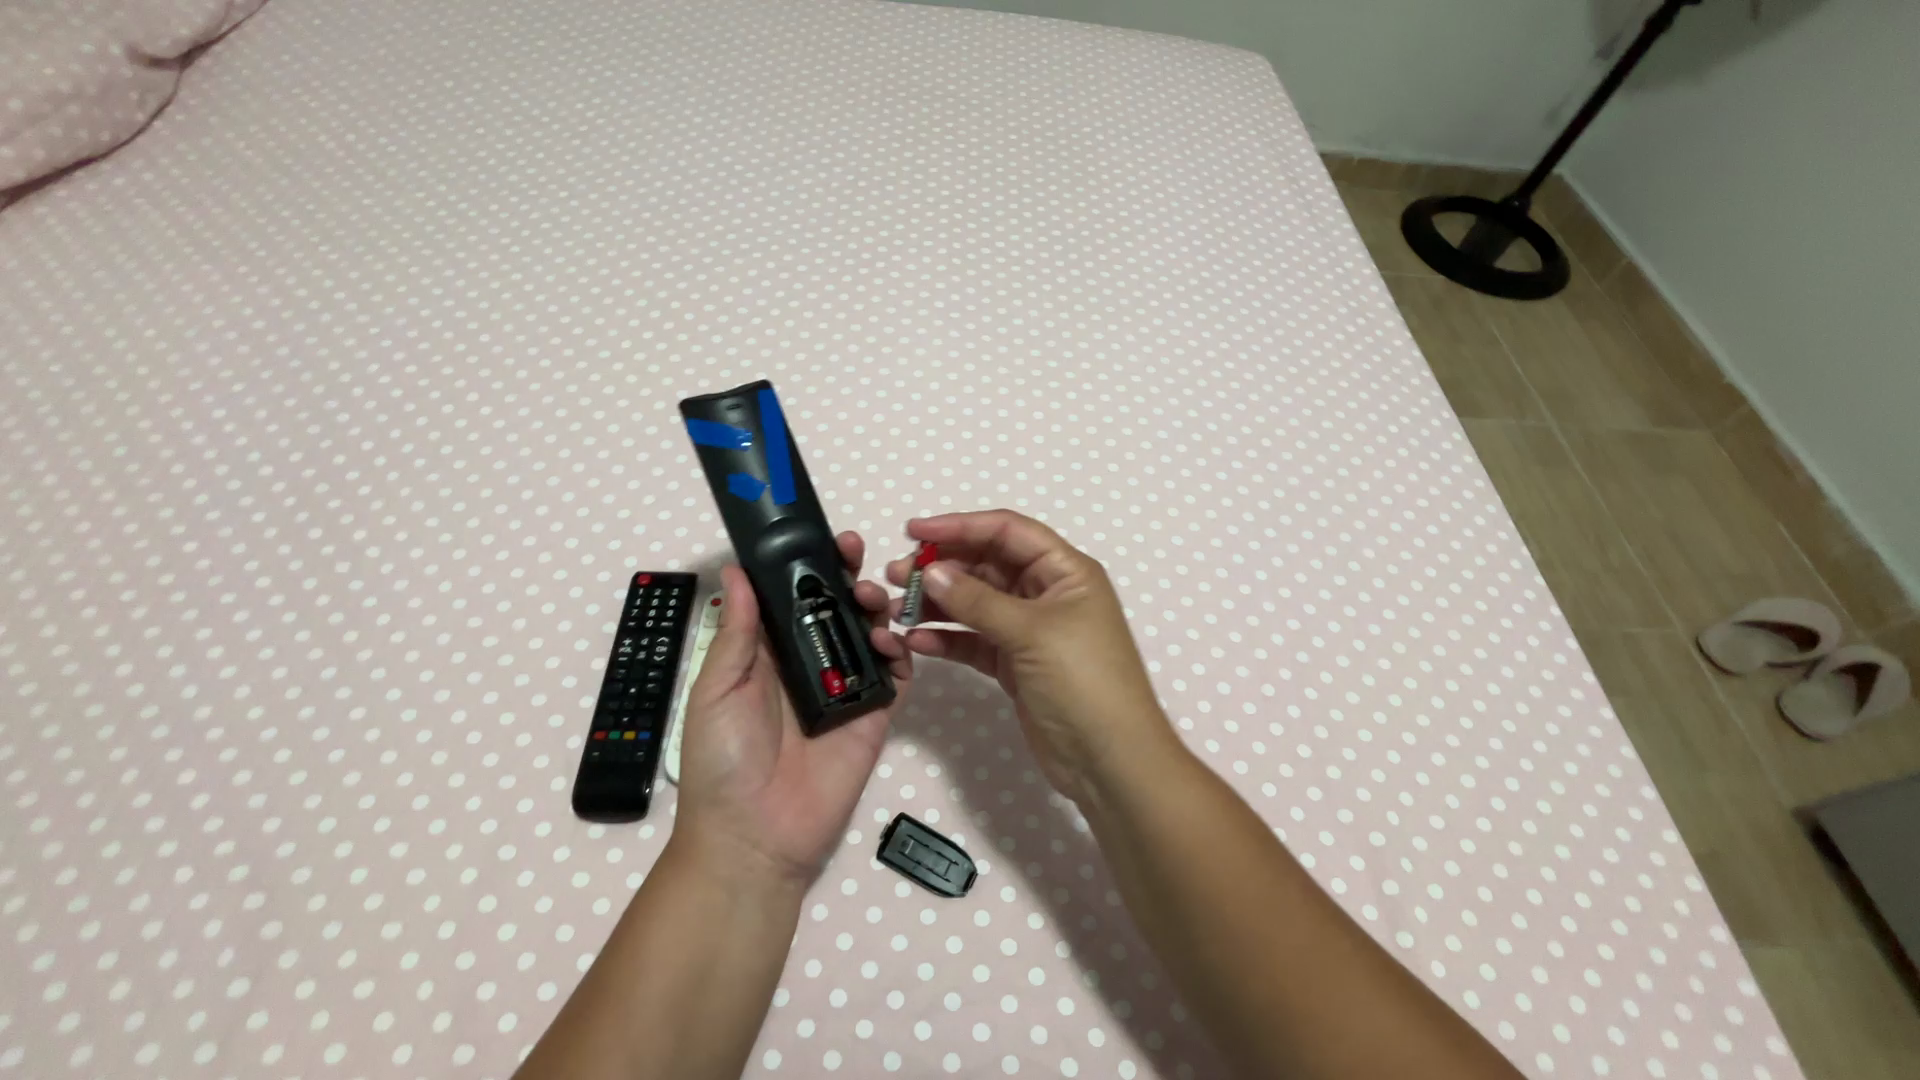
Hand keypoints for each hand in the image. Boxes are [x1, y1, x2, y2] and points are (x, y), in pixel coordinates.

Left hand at [672, 532, 911, 887]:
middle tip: (855, 558)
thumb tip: (737, 570)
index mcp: (768, 655)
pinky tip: (890, 642)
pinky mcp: (874, 717)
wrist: (753, 838)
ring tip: (870, 599)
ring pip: (869, 636)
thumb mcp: (717, 690)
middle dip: (848, 578)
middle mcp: (810, 665)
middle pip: (837, 611)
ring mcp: (846, 690)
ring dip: (874, 609)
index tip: (823, 540)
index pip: (794, 600)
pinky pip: (896, 677)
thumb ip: (736, 631)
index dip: (809, 567)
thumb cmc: (722, 761)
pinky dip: (900, 654)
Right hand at [886, 510, 1174, 805]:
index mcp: (1065, 572)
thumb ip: (978, 601)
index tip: (913, 531)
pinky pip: (973, 641)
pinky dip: (947, 639)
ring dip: (938, 604)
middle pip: (987, 565)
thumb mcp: (1031, 633)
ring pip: (975, 604)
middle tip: (896, 576)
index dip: (960, 526)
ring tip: (896, 610)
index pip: (1007, 532)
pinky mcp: (1014, 665)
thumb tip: (932, 573)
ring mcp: (1029, 631)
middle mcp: (1047, 594)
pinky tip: (917, 642)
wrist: (1109, 760)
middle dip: (942, 568)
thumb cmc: (1083, 681)